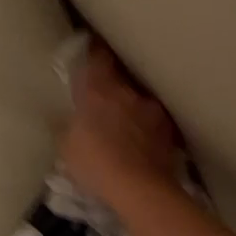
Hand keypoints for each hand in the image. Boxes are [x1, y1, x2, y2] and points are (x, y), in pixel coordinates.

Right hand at [60, 40, 186, 198]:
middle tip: (104, 90)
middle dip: (113, 80)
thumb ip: (67, 124)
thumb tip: (67, 115)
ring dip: (131, 104)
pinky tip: (140, 138)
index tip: (91, 46)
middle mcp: (128, 92)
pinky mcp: (169, 129)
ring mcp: (152, 110)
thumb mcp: (66, 147)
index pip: (97, 57)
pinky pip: (153, 119)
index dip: (94, 50)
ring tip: (125, 119)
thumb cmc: (94, 165)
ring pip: (139, 97)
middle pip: (121, 75)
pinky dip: (146, 124)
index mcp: (98, 91)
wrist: (139, 189)